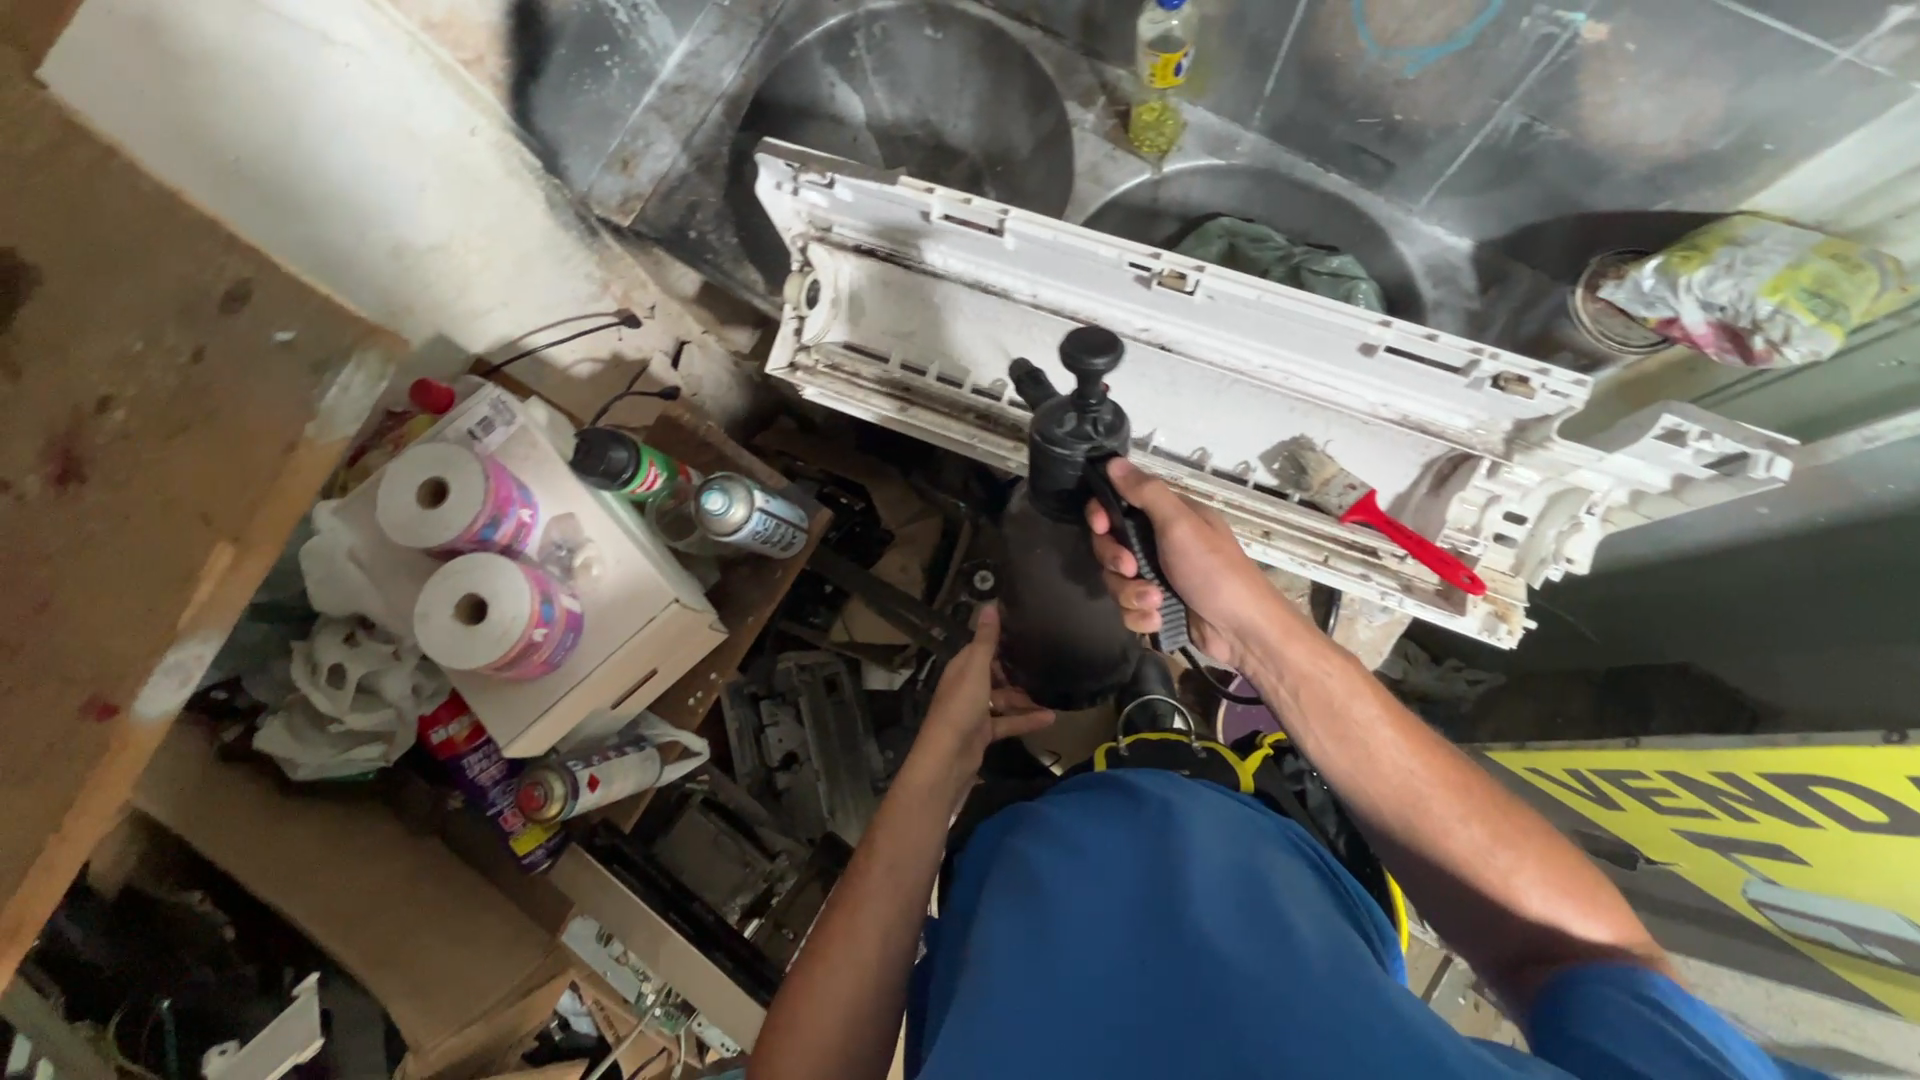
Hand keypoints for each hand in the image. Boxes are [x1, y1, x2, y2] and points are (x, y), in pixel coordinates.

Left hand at [908, 604, 1053, 782]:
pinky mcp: (984, 733)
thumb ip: (985, 641)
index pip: (982, 647)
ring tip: (1053, 691)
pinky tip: (1049, 718)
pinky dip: (1026, 719)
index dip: (1001, 639)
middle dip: (1017, 669)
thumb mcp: (975, 671)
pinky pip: (1008, 721)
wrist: (947, 760)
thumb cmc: (960, 709)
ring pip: (1004, 699)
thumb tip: (989, 605)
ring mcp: (975, 712)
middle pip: (995, 673)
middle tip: (1048, 660)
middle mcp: (967, 687)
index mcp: (961, 668)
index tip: (1027, 629)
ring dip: (1025, 696)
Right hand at [1086, 458, 1295, 668]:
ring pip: (1116, 581)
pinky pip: (1128, 608)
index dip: (1101, 515)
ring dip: (1130, 594)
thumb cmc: (1214, 570)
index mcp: (1167, 517)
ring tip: (1156, 602)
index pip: (1117, 505)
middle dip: (1115, 561)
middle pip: (1109, 546)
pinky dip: (1140, 615)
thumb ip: (1147, 493)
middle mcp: (1158, 543)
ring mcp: (1157, 576)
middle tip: (1131, 569)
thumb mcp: (1181, 525)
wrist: (1241, 630)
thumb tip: (1113, 460)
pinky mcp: (1156, 606)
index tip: (1101, 527)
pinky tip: (1159, 619)